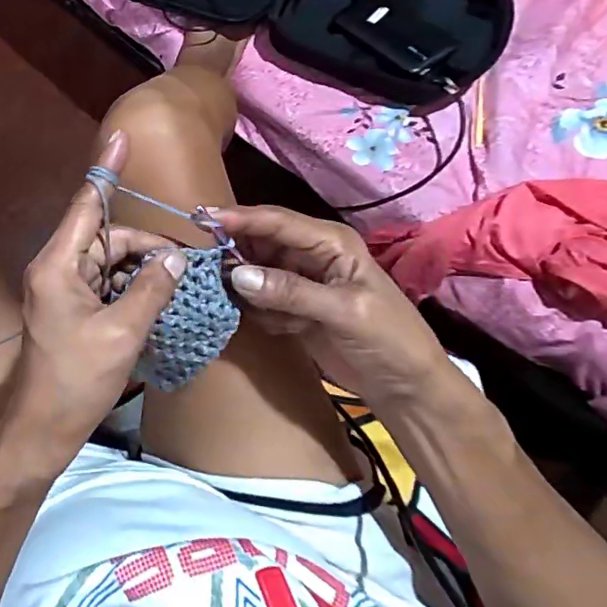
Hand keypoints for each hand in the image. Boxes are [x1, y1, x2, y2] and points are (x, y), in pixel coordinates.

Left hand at [1, 132, 186, 471]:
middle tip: (184, 265)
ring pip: (108, 260)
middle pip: (105, 236)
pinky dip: (130, 287)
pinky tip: (155, 301)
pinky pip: (105, 283)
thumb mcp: (122, 333)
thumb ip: (151, 288)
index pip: (86, 204)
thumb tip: (175, 257)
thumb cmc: (76, 381)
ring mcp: (61, 289)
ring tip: (174, 286)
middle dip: (144, 245)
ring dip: (140, 269)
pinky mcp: (70, 308)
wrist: (42, 429)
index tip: (120, 136)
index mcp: (58, 264)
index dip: (105, 170)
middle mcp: (56, 268)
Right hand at [211, 205, 451, 400]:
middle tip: (203, 267)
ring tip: (237, 300)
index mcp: (330, 242)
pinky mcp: (292, 306)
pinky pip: (259, 298)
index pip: (276, 221)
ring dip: (243, 285)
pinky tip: (272, 325)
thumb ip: (290, 291)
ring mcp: (300, 281)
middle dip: (234, 253)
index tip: (200, 220)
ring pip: (255, 271)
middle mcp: (311, 254)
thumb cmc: (389, 340)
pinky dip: (256, 309)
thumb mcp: (344, 312)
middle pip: (259, 242)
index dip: (238, 219)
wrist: (407, 388)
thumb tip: (236, 275)